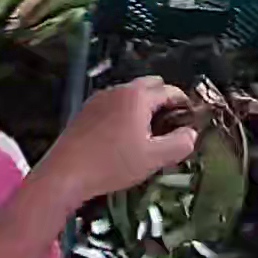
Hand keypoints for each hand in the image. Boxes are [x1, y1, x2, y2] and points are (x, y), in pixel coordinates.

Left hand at [39, 77, 197, 205]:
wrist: (66, 172)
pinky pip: (115, 102)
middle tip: (171, 124)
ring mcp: (101, 97)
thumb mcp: (152, 159)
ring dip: (144, 105)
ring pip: (131, 93)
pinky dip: (125, 111)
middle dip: (164, 100)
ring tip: (148, 132)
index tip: (190, 118)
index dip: (184, 103)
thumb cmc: (111, 164)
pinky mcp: (88, 108)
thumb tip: (191, 134)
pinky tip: (124, 135)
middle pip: (151, 84)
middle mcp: (119, 90)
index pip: (170, 90)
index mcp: (138, 97)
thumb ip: (179, 144)